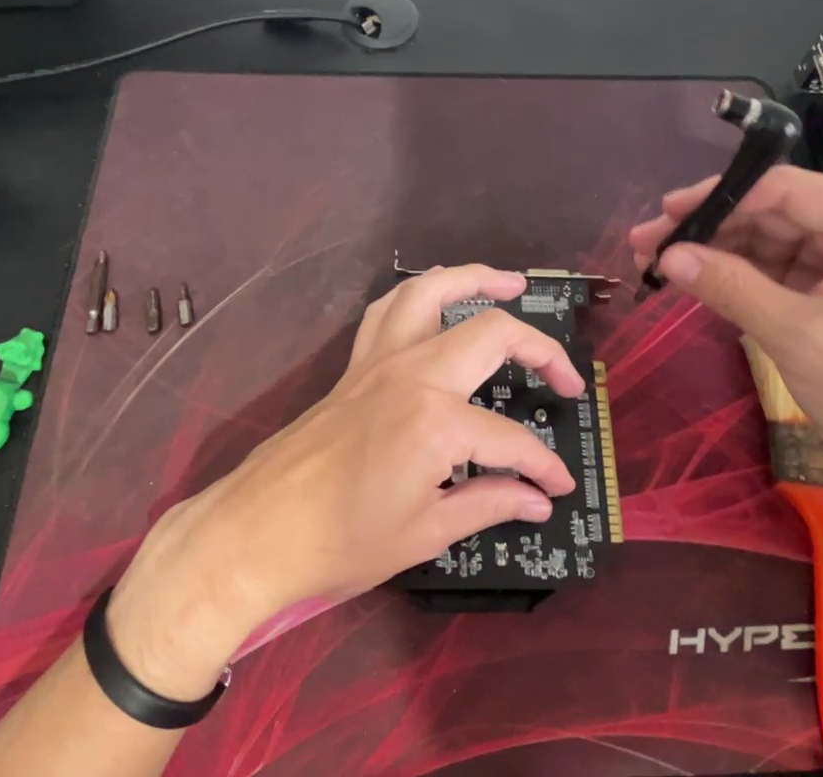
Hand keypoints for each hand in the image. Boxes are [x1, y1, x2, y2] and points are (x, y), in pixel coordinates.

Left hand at [103, 265, 581, 700]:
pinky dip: (419, 297)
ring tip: (510, 283)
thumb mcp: (424, 532)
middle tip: (567, 376)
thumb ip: (488, 503)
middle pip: (490, 336)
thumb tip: (538, 498)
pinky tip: (437, 306)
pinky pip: (389, 311)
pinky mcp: (354, 366)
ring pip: (431, 294)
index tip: (559, 487)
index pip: (512, 439)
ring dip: (474, 280)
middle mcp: (413, 374)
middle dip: (540, 350)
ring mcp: (379, 362)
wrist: (255, 533)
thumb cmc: (341, 542)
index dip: (543, 466)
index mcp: (437, 422)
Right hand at [627, 166, 822, 481]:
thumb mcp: (796, 335)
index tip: (664, 213)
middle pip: (777, 212)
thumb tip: (665, 255)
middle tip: (647, 244)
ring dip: (721, 253)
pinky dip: (743, 276)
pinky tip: (700, 281)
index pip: (786, 189)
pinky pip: (785, 270)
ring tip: (660, 264)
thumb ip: (729, 286)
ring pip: (775, 241)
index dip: (719, 197)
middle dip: (712, 228)